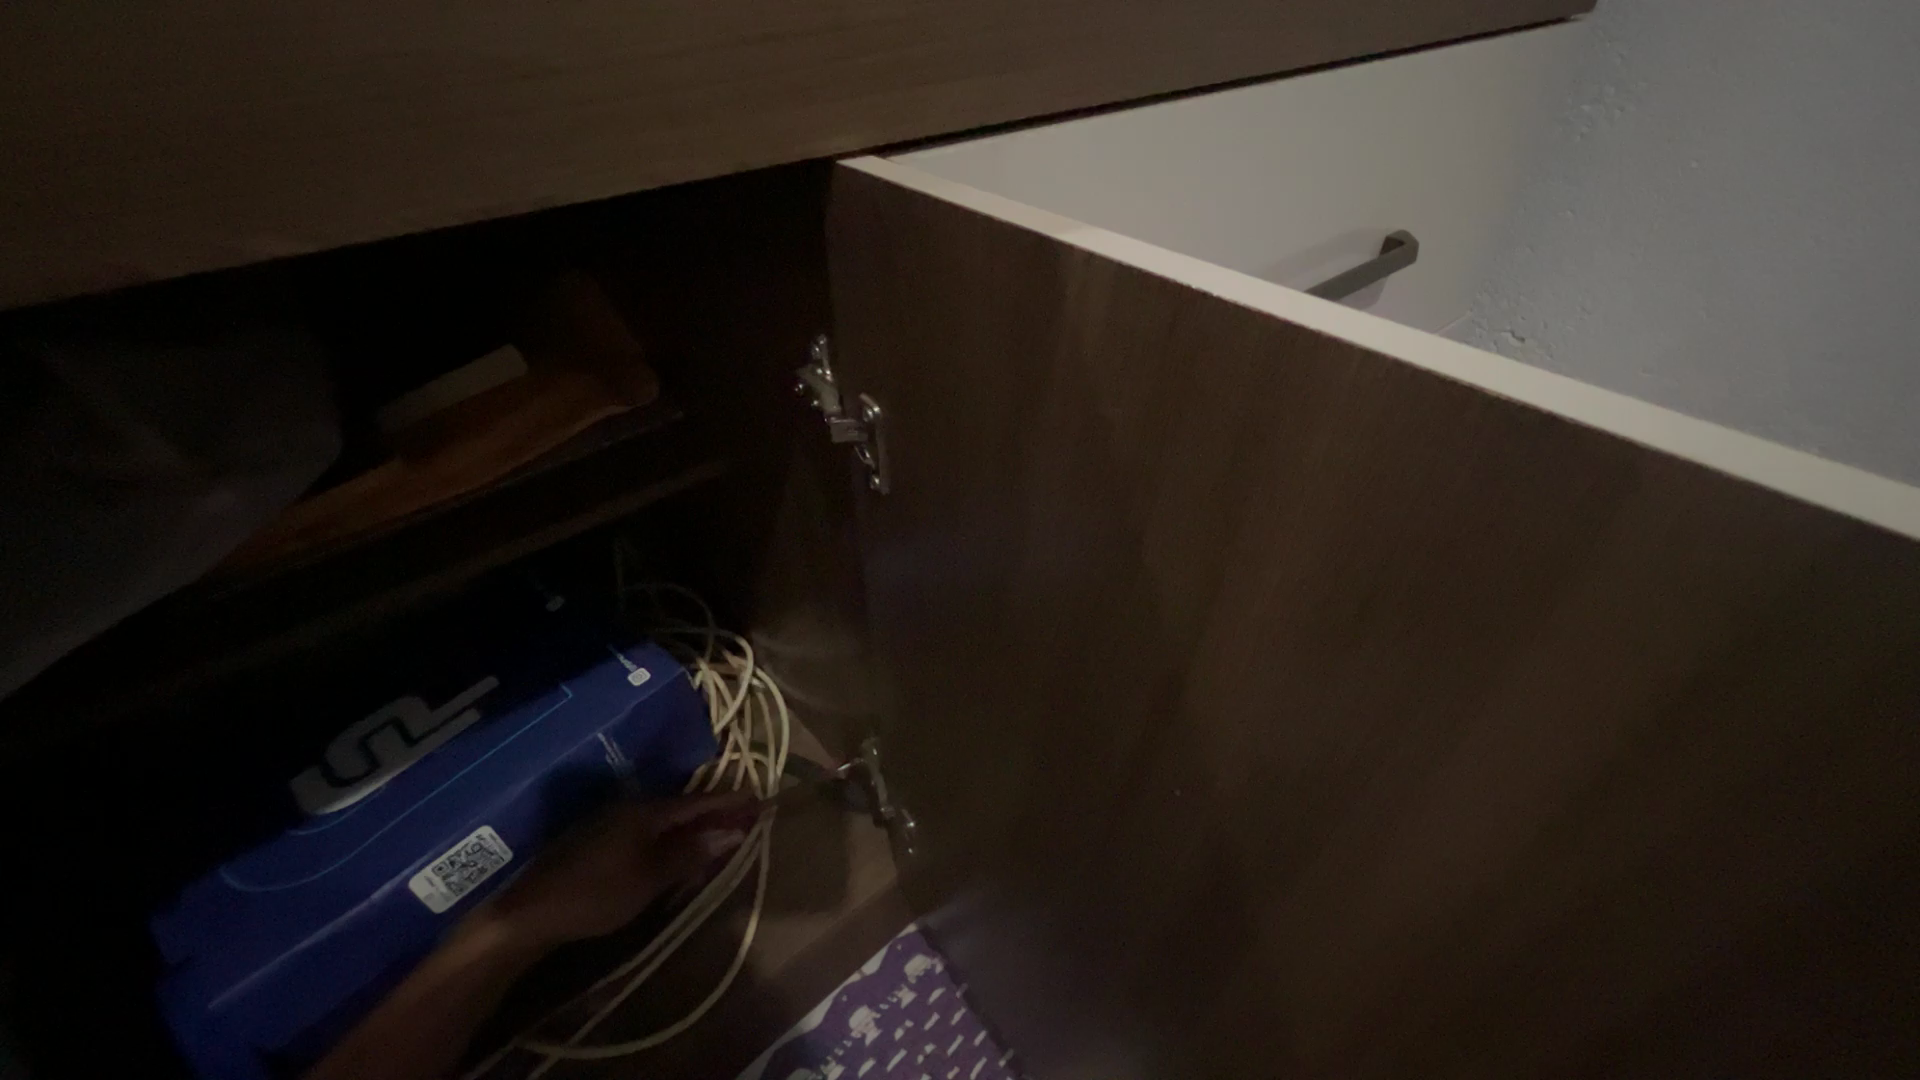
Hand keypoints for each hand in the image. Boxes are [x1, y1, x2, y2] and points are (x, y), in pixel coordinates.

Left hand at [484, 790, 756, 950]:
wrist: (528, 913)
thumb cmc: (595, 894)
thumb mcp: (650, 878)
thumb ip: (691, 853)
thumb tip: (733, 832)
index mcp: (646, 811)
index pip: (698, 801)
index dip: (730, 801)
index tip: (759, 798)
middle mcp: (630, 808)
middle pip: (682, 807)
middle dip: (715, 813)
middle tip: (745, 817)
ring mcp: (611, 823)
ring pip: (664, 821)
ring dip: (693, 827)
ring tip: (720, 833)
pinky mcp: (599, 842)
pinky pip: (648, 832)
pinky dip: (671, 838)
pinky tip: (679, 851)